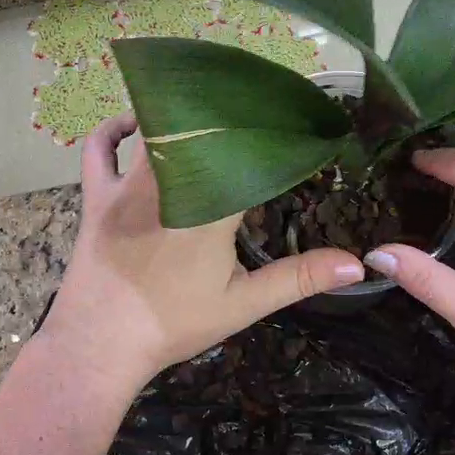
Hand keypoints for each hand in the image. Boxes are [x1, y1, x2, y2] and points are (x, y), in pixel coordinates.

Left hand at [41, 115, 365, 388]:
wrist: (98, 345)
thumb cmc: (173, 324)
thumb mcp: (242, 304)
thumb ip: (298, 278)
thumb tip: (357, 264)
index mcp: (210, 207)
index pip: (249, 157)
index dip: (276, 140)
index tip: (299, 130)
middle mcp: (168, 184)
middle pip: (202, 131)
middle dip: (233, 116)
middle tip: (260, 112)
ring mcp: (126, 186)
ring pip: (156, 132)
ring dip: (182, 119)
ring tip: (209, 110)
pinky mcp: (97, 195)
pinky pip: (100, 147)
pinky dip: (116, 128)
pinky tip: (136, 123)